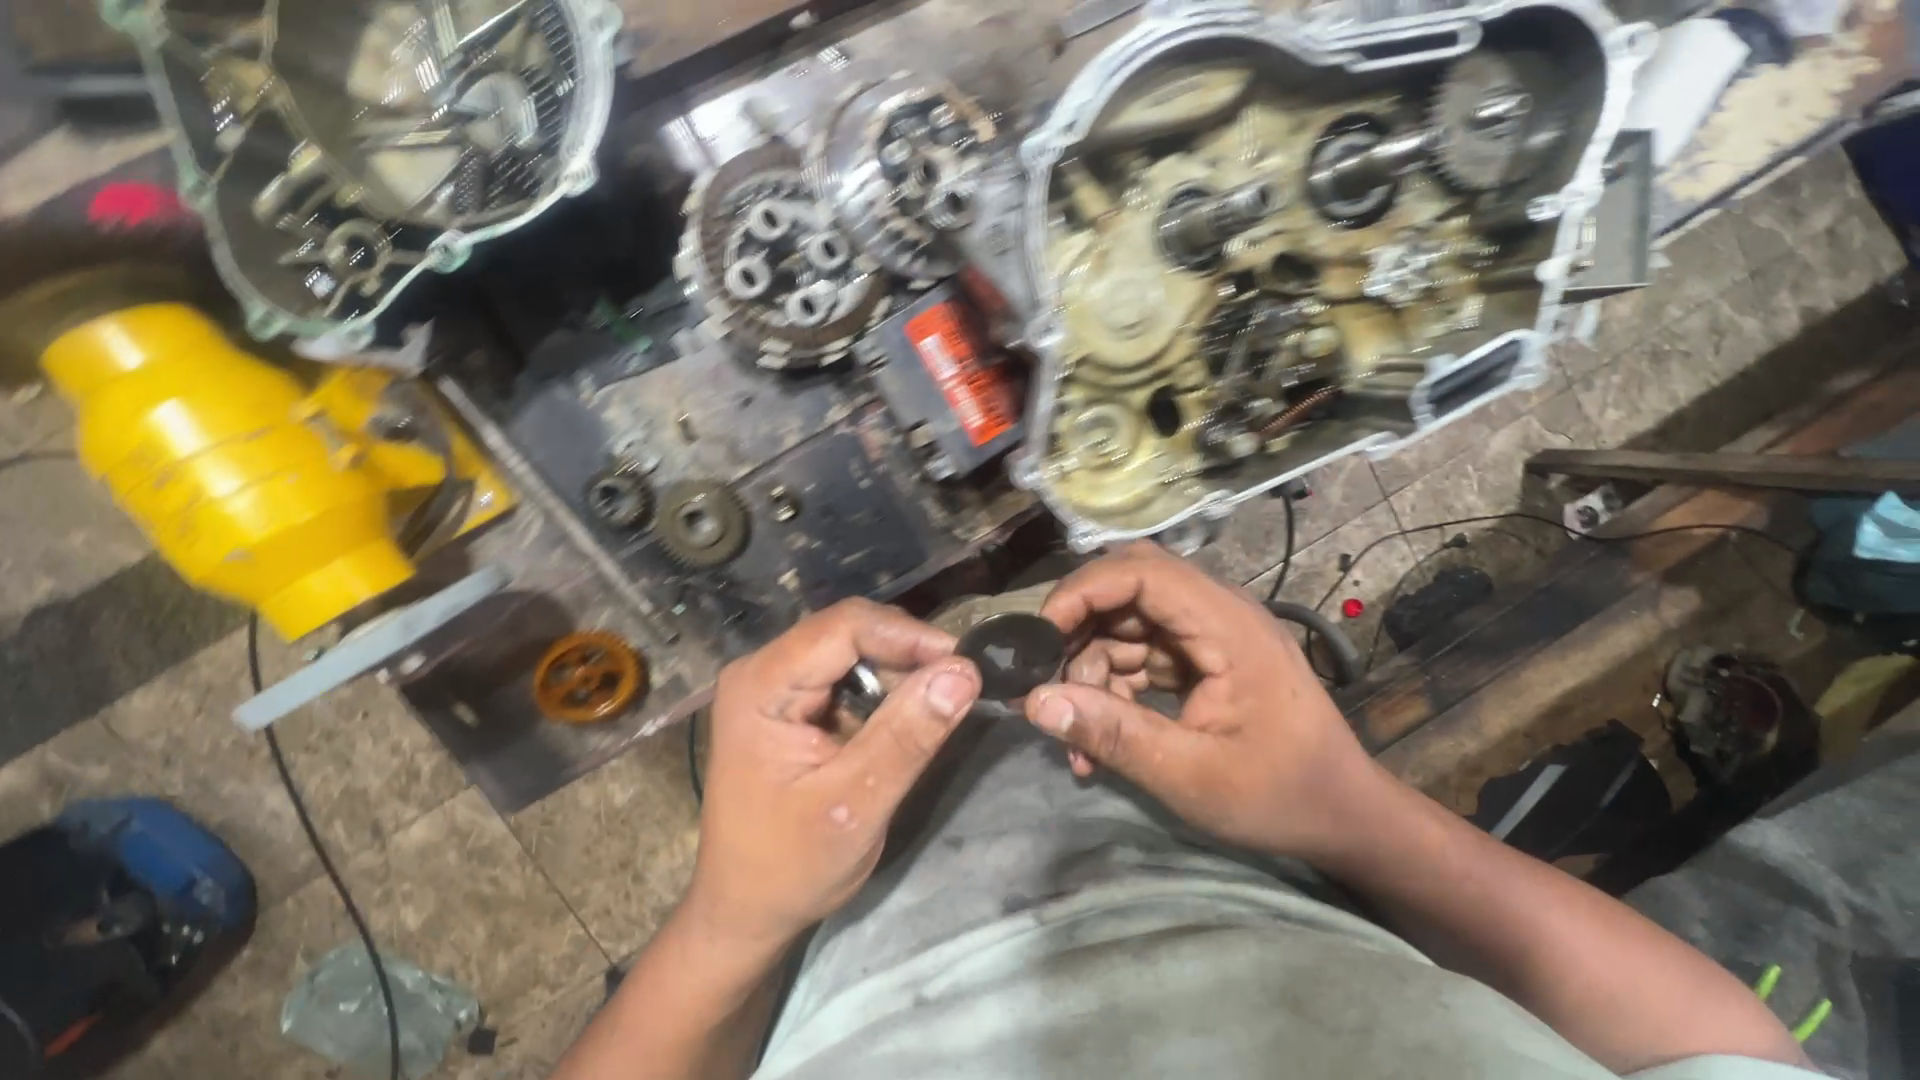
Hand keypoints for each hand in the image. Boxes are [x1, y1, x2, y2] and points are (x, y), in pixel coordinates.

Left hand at [687, 599, 981, 947]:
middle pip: (849, 632)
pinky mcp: (790, 705)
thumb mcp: (856, 805)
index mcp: (762, 685)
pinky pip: (847, 677)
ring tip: (934, 710)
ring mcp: (774, 686)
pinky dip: (883, 693)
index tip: (964, 665)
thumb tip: (964, 672)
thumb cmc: (790, 866)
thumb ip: (907, 735)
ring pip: (853, 651)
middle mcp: (763, 671)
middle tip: (957, 689)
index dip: (909, 636)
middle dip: (907, 654)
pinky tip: (903, 722)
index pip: (845, 627)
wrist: (745, 909)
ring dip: (899, 674)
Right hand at [1026, 543, 1385, 860]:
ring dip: (1092, 671)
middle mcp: (1218, 615)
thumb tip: (1035, 702)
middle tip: (1050, 684)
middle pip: (1129, 590)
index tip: (1042, 639)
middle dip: (1080, 632)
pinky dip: (1113, 688)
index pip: (1142, 571)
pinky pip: (1141, 656)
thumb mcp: (1191, 776)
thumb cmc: (1281, 796)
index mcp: (1228, 626)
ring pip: (1127, 626)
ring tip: (1078, 736)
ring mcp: (1211, 637)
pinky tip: (1099, 737)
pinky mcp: (1203, 661)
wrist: (1344, 818)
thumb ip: (1113, 734)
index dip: (1083, 592)